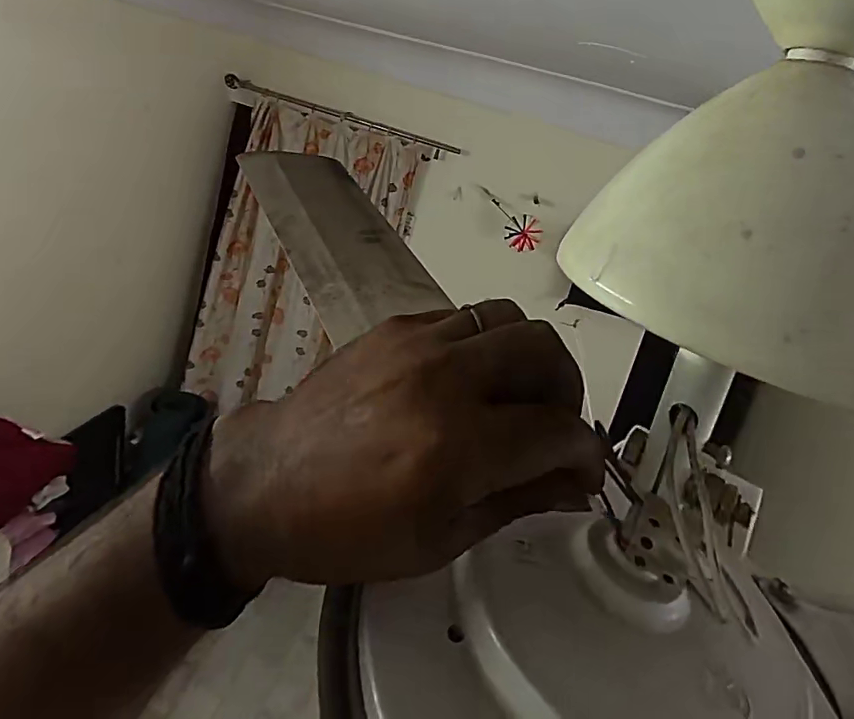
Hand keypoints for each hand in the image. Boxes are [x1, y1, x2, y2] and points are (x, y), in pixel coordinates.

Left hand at [199, 299, 605, 589]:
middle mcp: (443, 378)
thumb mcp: (440, 538)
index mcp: (454, 446)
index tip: (586, 468)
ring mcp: (419, 341)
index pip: (554, 430)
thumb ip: (519, 499)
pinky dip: (487, 343)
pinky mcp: (397, 324)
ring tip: (517, 393)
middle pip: (544, 350)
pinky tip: (470, 377)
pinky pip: (467, 316)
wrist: (266, 482)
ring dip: (531, 356)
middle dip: (568, 390)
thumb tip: (577, 482)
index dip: (585, 452)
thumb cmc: (348, 529)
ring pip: (510, 318)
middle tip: (555, 425)